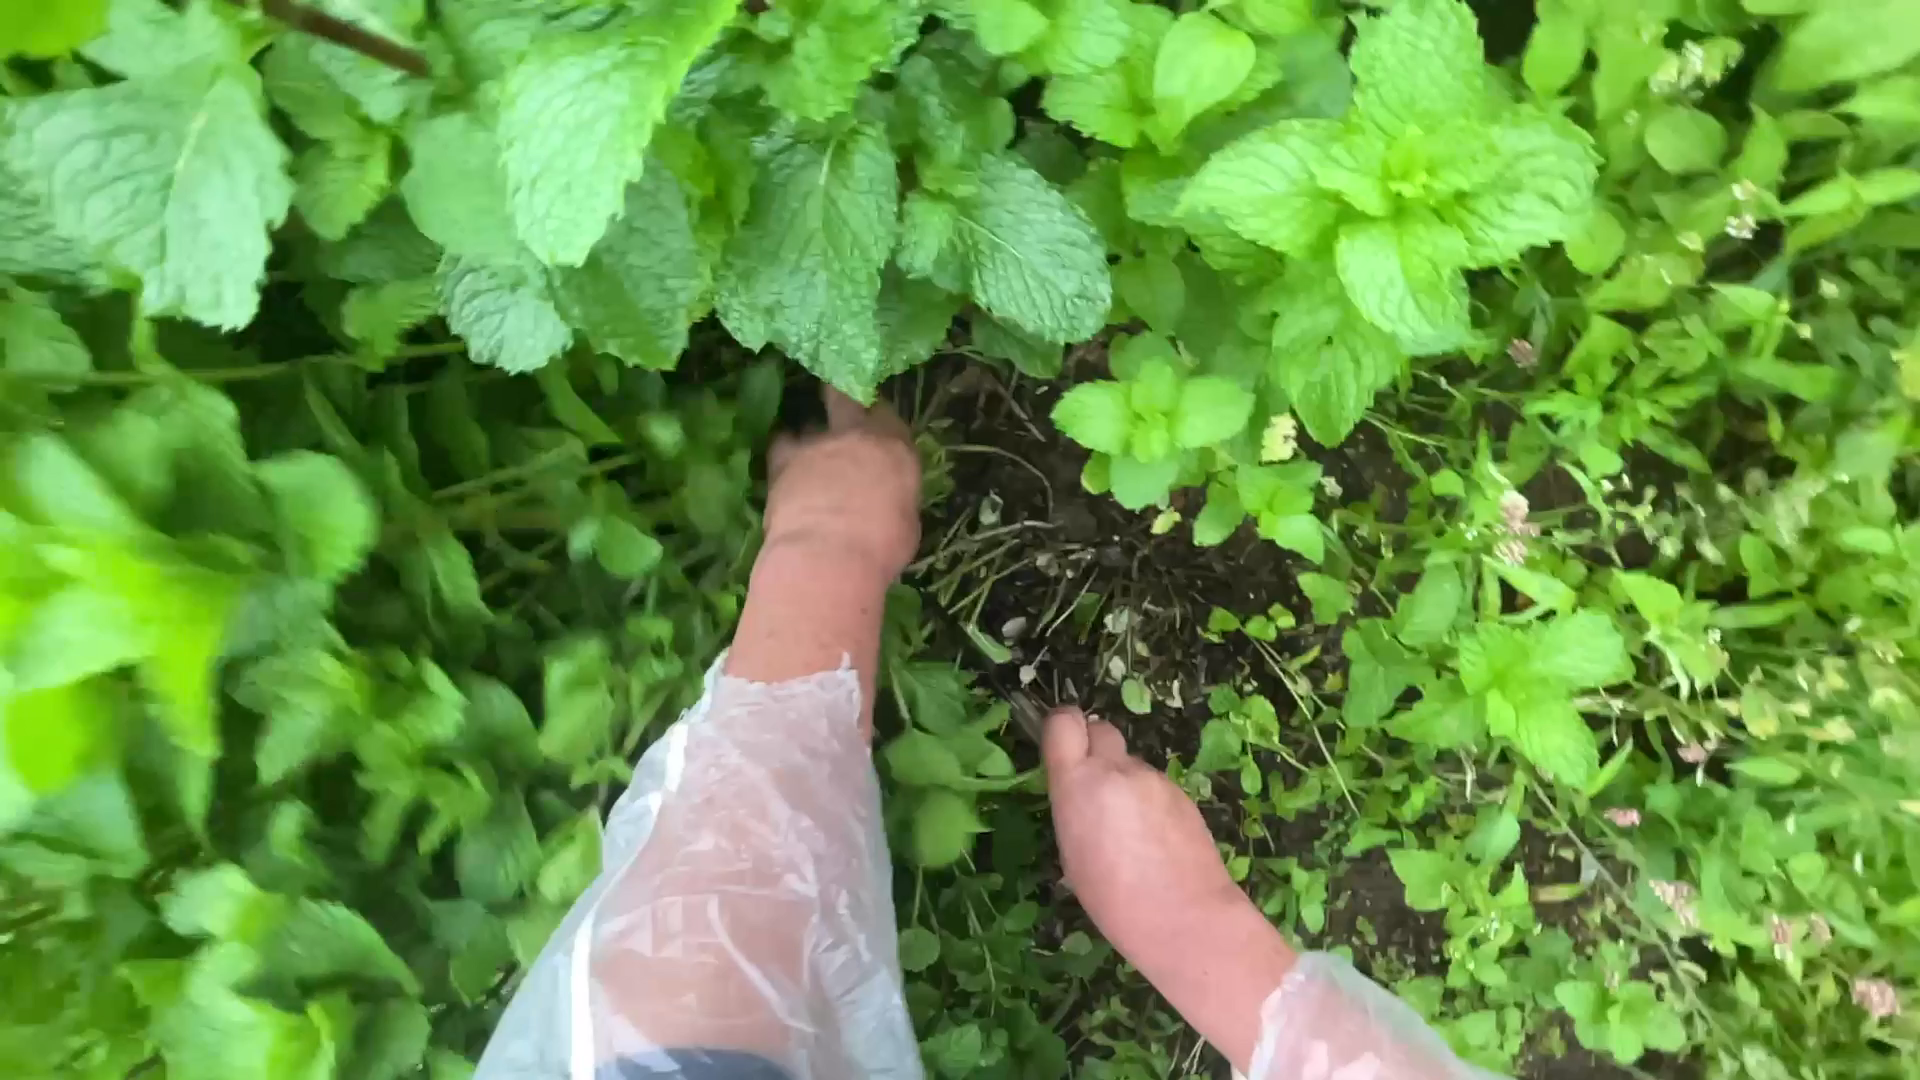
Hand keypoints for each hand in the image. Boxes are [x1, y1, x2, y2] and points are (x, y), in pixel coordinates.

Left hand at [764, 388, 920, 582]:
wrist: (829, 556)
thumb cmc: (880, 548)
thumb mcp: (905, 524)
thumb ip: (893, 500)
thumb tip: (885, 501)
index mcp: (896, 450)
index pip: (889, 417)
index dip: (880, 420)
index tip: (876, 428)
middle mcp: (857, 436)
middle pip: (845, 398)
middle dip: (839, 397)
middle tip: (834, 401)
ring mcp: (818, 444)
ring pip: (809, 423)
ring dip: (809, 436)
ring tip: (807, 453)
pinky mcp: (783, 460)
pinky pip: (781, 444)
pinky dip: (783, 452)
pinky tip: (783, 466)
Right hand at [1042, 706, 1295, 1071]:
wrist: (1189, 920)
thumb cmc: (1115, 901)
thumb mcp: (1072, 853)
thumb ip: (1074, 805)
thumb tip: (1083, 792)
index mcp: (1078, 783)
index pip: (1063, 721)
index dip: (1062, 729)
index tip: (1063, 749)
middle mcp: (1115, 769)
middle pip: (1100, 728)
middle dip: (1094, 747)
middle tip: (1095, 785)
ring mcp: (1152, 777)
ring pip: (1129, 762)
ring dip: (1124, 781)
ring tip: (1131, 830)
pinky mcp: (1181, 791)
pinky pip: (1153, 784)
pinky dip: (1148, 800)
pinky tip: (1156, 839)